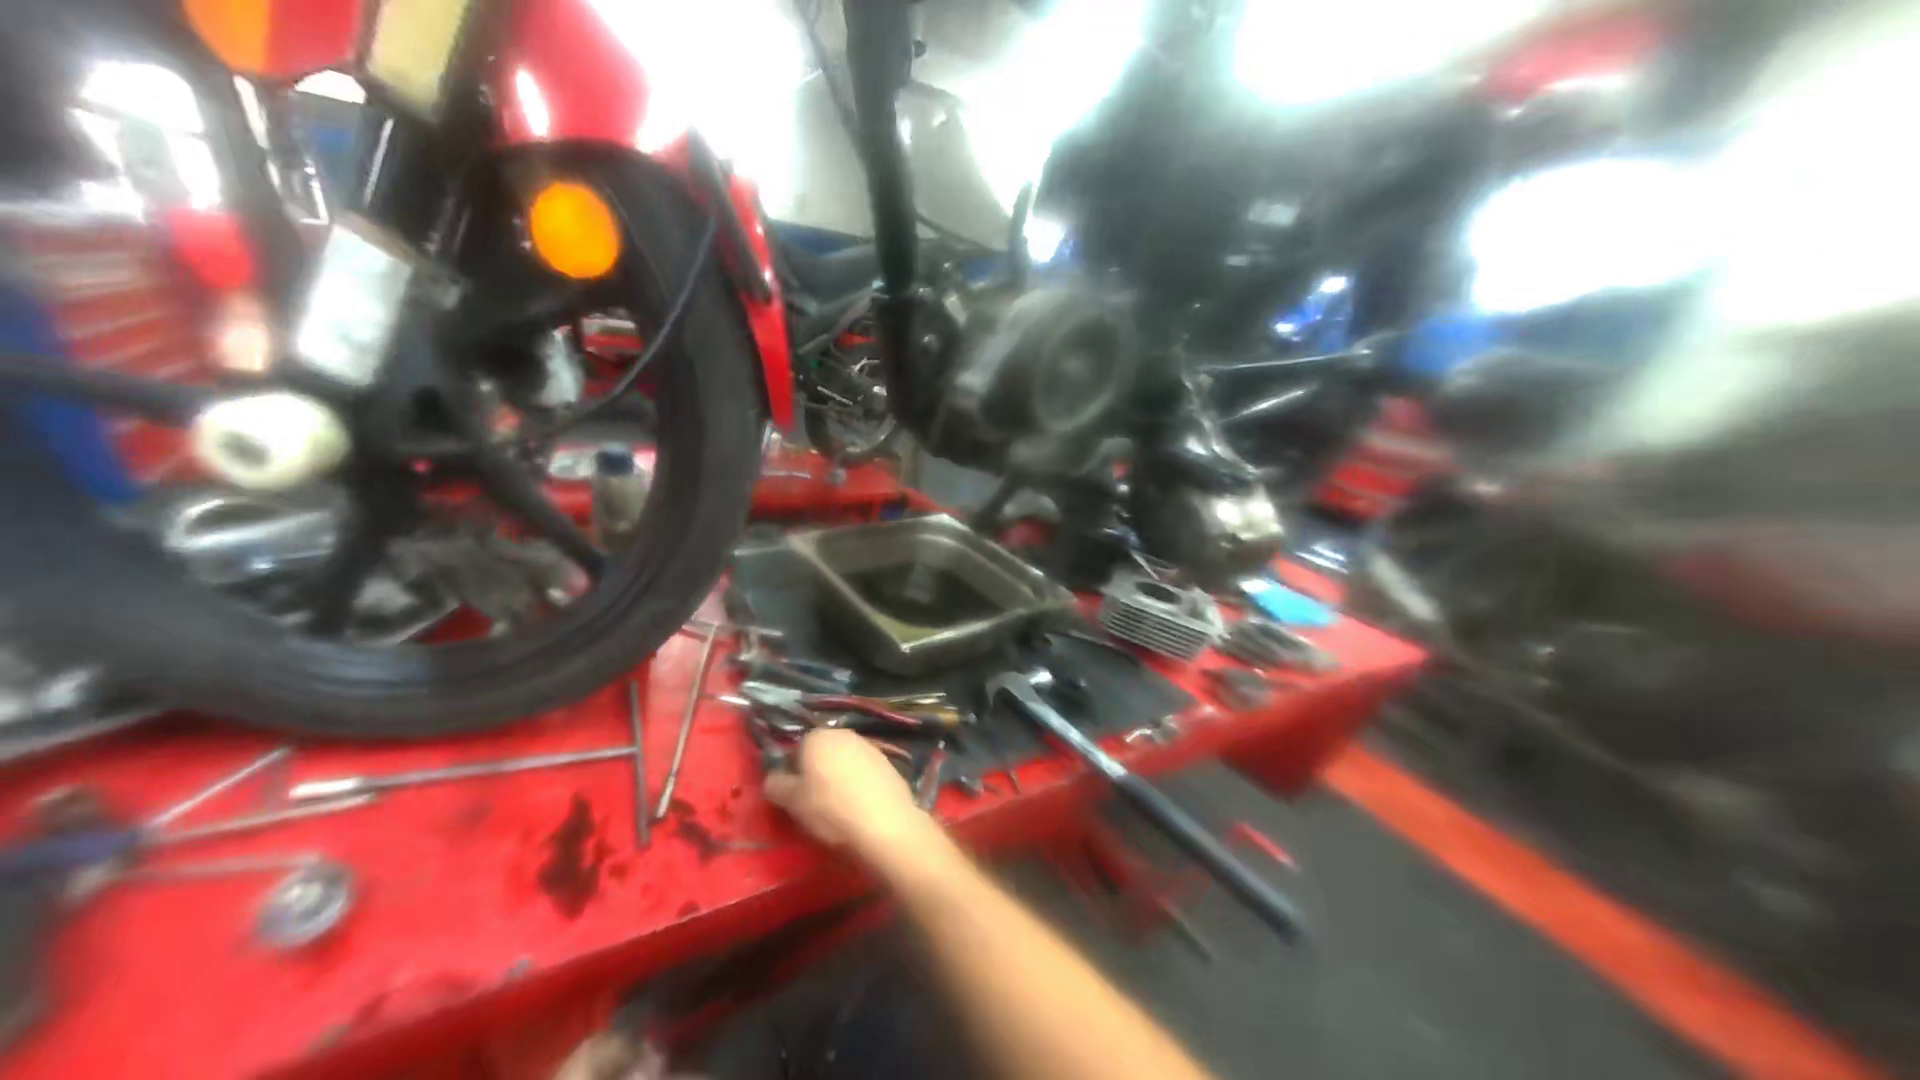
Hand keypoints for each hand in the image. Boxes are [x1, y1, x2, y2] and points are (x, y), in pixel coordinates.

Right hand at [764, 729, 938, 864]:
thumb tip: (774, 779)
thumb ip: (776, 785)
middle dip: (817, 774)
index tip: (795, 798)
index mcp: (817, 736)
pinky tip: (861, 808)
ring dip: (840, 779)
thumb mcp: (790, 801)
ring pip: (845, 763)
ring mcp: (870, 747)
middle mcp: (844, 734)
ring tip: (840, 809)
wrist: (884, 824)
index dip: (793, 775)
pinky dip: (860, 786)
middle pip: (822, 754)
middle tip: (816, 804)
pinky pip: (865, 773)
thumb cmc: (830, 809)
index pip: (796, 751)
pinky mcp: (889, 763)